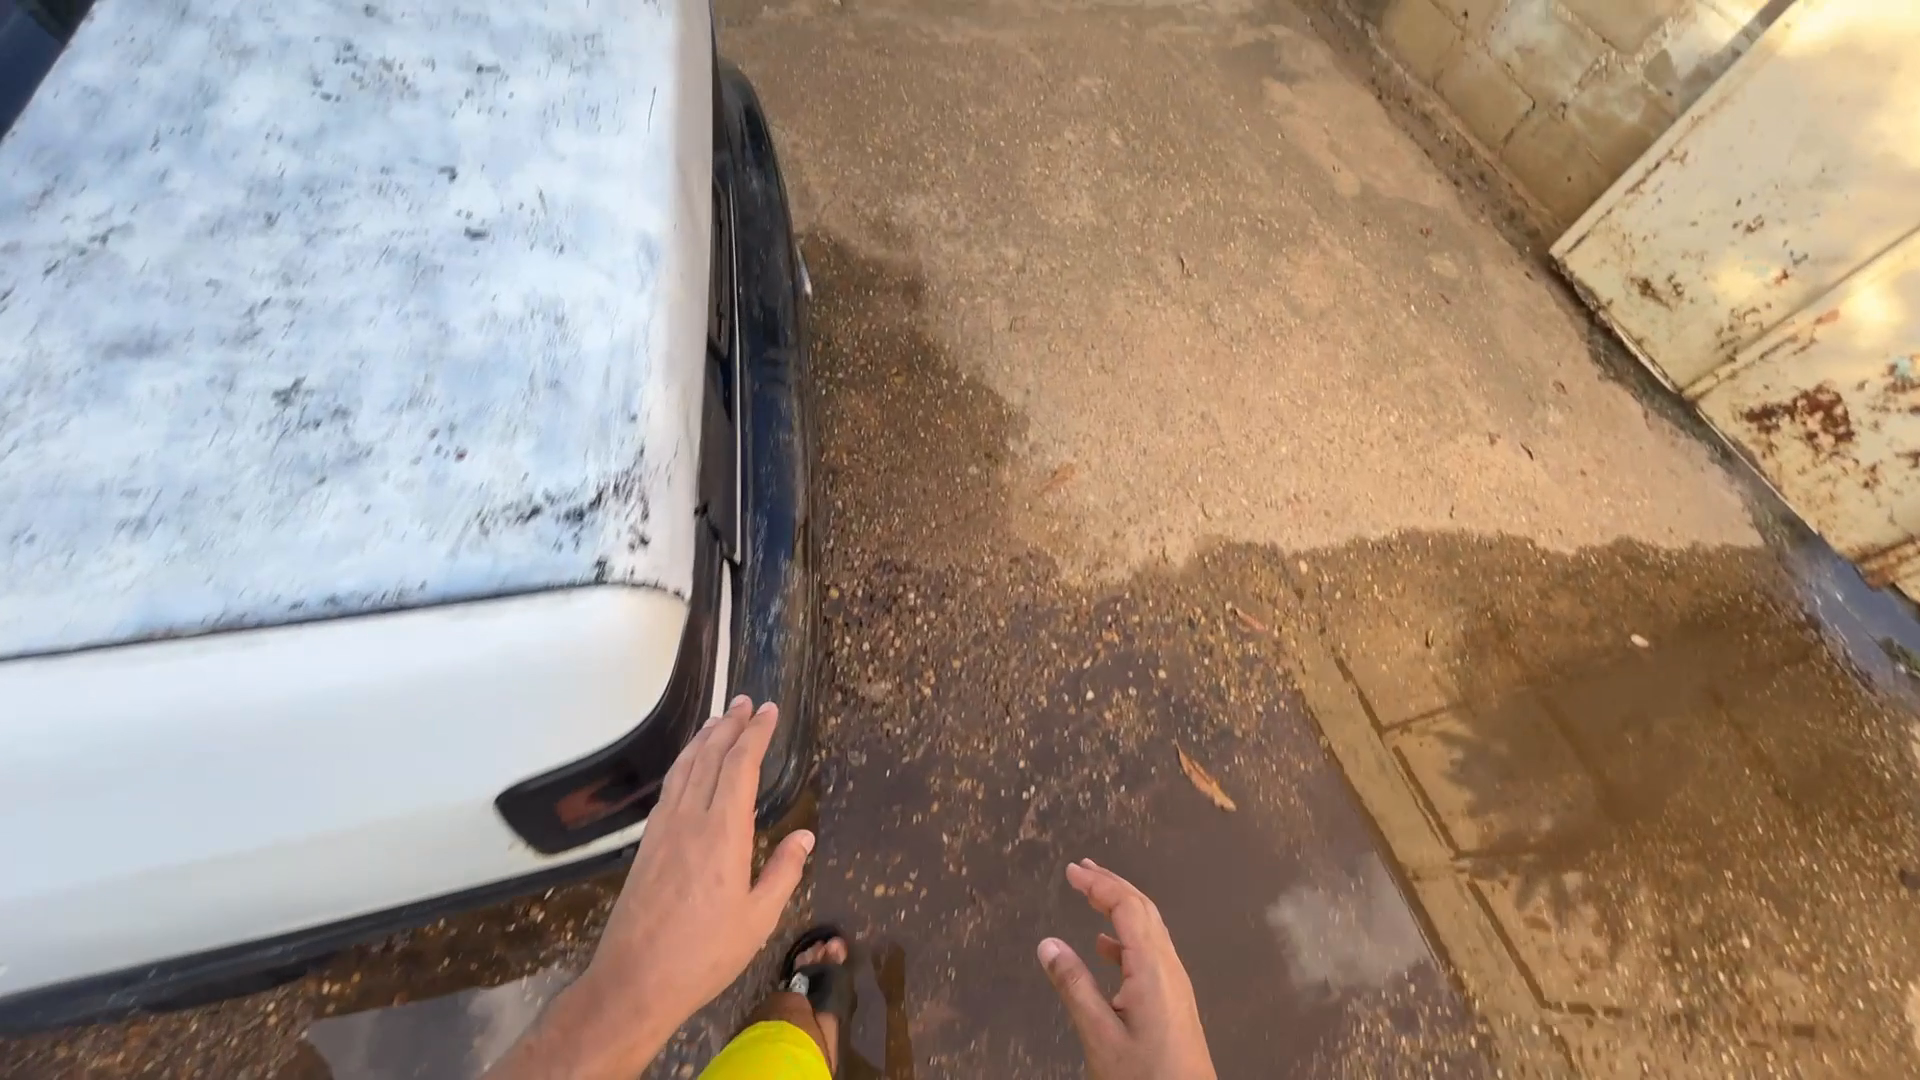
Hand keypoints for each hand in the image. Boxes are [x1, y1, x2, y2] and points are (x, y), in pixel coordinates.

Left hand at [485, 697, 811, 1079]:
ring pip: (686, 767)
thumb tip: (805, 836)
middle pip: (711, 757)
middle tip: (747, 700)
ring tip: (720, 718)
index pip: (741, 767)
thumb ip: (783, 873)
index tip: (769, 710)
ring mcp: (664, 829)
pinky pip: (670, 787)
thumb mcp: (758, 920)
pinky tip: (690, 763)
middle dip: (731, 724)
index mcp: (723, 833)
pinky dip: (684, 763)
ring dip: (704, 738)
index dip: (756, 734)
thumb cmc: (704, 954)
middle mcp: (691, 819)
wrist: (633, 982)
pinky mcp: (648, 843)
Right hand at [1038, 859, 1217, 1079]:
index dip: (1099, 883)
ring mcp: (1175, 983)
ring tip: (1091, 894)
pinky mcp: (1174, 1000)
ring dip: (1121, 903)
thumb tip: (1047, 943)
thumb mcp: (1100, 1037)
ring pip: (1149, 926)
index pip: (1127, 906)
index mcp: (1152, 967)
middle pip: (1143, 908)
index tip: (1071, 870)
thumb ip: (1074, 987)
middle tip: (1081, 868)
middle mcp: (1168, 966)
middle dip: (1111, 883)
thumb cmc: (1144, 1077)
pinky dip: (1127, 934)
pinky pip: (1151, 949)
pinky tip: (1105, 947)